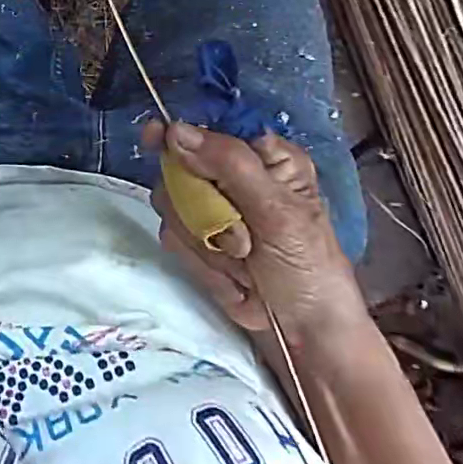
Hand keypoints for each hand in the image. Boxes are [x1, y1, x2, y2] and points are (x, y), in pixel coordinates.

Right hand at [143, 119, 363, 340]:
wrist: (306, 335)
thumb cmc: (308, 268)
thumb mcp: (277, 212)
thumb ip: (229, 165)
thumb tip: (176, 131)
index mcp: (263, 156)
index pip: (208, 128)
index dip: (179, 133)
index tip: (154, 139)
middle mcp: (233, 175)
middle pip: (179, 166)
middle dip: (201, 208)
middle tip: (241, 241)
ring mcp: (212, 207)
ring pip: (171, 203)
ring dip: (204, 241)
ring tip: (243, 263)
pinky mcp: (198, 238)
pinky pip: (173, 236)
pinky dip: (202, 262)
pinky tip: (233, 277)